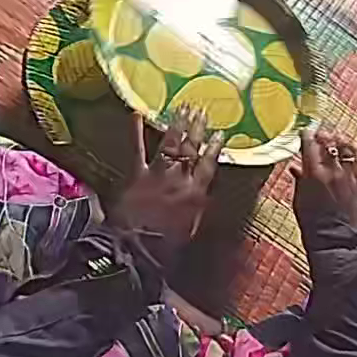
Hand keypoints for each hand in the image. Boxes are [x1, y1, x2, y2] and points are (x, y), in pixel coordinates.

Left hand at [111, 107, 224, 266]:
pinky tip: (137, 114)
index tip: (220, 133)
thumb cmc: (167, 245)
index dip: (214, 148)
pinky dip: (136, 131)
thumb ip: (199, 205)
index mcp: (196, 191)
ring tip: (183, 108)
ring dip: (178, 125)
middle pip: (191, 149)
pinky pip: (137, 149)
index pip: (209, 163)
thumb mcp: (192, 226)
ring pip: (171, 144)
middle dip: (197, 129)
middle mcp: (180, 177)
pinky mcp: (136, 174)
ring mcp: (158, 173)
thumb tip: (206, 192)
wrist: (136, 249)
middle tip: (202, 111)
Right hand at [291, 129, 356, 240]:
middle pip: (330, 143)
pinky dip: (354, 153)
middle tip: (320, 134)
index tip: (305, 131)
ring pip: (347, 148)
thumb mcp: (299, 201)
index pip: (310, 146)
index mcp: (313, 175)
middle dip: (324, 135)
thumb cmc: (312, 223)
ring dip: (341, 140)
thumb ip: (300, 180)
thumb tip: (296, 167)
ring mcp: (348, 176)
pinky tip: (351, 151)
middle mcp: (332, 171)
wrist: (334, 240)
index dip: (307, 135)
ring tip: (337, 138)